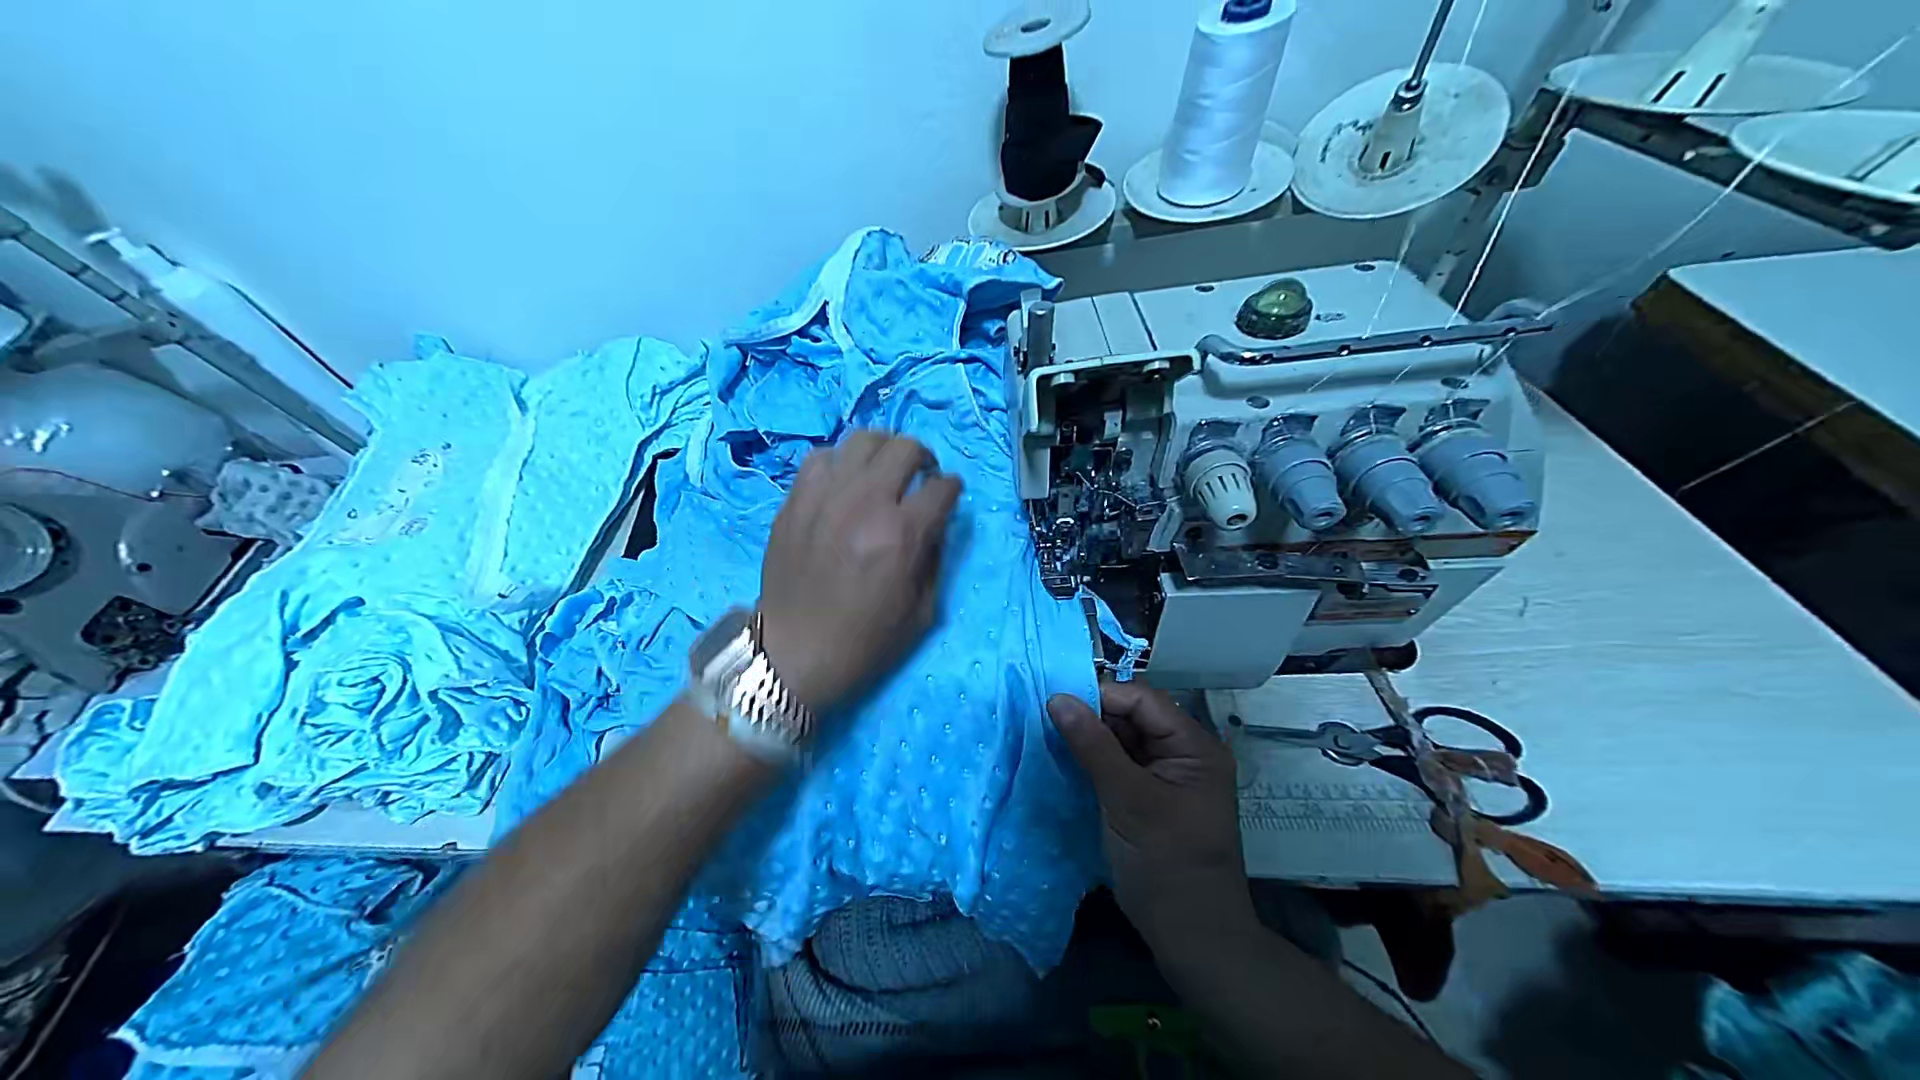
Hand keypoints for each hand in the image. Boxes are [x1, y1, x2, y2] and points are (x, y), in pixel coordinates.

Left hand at [758, 431, 962, 712]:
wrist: (795, 653)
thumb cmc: (865, 641)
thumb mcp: (923, 611)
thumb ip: (936, 557)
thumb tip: (937, 520)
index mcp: (901, 535)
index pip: (942, 487)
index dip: (953, 489)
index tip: (949, 495)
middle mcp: (864, 503)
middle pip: (905, 448)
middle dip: (924, 458)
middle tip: (921, 476)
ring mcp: (824, 497)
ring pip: (862, 440)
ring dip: (883, 451)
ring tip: (883, 470)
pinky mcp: (795, 501)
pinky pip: (821, 457)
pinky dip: (840, 462)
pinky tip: (844, 482)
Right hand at [1048, 681, 1251, 936]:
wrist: (1192, 937)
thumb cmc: (1166, 864)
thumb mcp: (1127, 800)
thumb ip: (1092, 746)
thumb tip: (1056, 698)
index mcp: (1194, 746)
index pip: (1142, 701)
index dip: (1100, 697)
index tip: (1055, 705)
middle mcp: (1184, 753)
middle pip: (1132, 717)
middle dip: (1092, 718)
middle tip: (1048, 723)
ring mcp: (1167, 776)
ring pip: (1123, 740)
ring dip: (1090, 740)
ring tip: (1052, 741)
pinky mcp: (1150, 797)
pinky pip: (1120, 764)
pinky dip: (1094, 762)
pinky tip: (1067, 763)